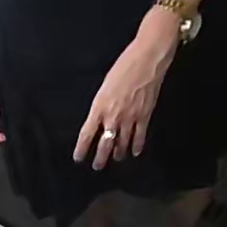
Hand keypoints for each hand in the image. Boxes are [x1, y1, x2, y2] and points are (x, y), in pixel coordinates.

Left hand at [73, 9, 180, 170]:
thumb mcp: (105, 86)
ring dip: (118, 154)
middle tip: (97, 166)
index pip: (87, 134)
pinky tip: (135, 152)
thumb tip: (100, 119)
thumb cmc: (124, 66)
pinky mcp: (144, 117)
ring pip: (122, 144)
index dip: (82, 148)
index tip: (78, 158)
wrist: (147, 60)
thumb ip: (101, 105)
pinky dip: (137, 146)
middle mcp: (113, 116)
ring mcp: (129, 119)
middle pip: (104, 144)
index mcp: (99, 107)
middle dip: (100, 158)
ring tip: (116, 159)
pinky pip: (139, 137)